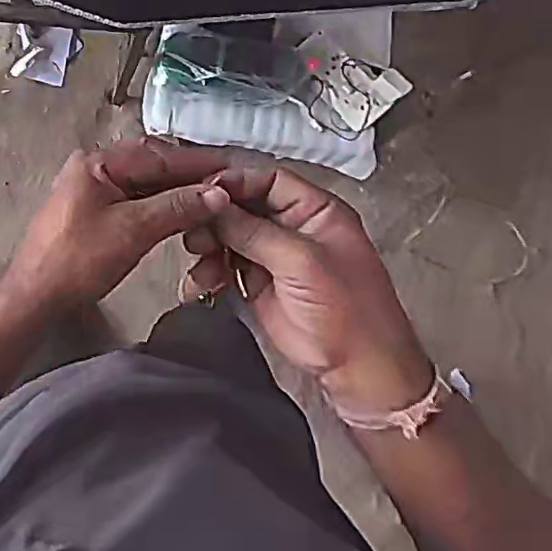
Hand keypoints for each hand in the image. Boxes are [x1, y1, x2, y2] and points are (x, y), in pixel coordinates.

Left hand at [0, 140, 232, 314]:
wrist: (36, 297)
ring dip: (177, 192)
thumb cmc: (77, 261)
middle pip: (151, 165)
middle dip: (190, 176)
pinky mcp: (92, 212)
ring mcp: (91, 190)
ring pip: (144, 184)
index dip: (199, 163)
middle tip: (230, 185)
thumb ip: (176, 207)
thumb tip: (218, 192)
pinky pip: (133, 200)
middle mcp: (92, 168)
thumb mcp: (132, 231)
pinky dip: (160, 206)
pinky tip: (184, 214)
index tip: (235, 168)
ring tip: (215, 200)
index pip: (158, 155)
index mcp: (96, 162)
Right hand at [186, 167, 431, 410]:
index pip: (269, 181)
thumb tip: (215, 205)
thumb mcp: (302, 262)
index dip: (235, 183)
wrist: (356, 369)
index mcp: (316, 212)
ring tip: (201, 263)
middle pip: (242, 206)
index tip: (204, 193)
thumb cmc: (350, 313)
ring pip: (228, 235)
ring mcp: (273, 256)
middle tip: (195, 232)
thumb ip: (254, 231)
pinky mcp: (257, 282)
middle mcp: (292, 229)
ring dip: (208, 246)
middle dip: (215, 218)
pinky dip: (208, 271)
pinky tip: (203, 284)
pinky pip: (223, 265)